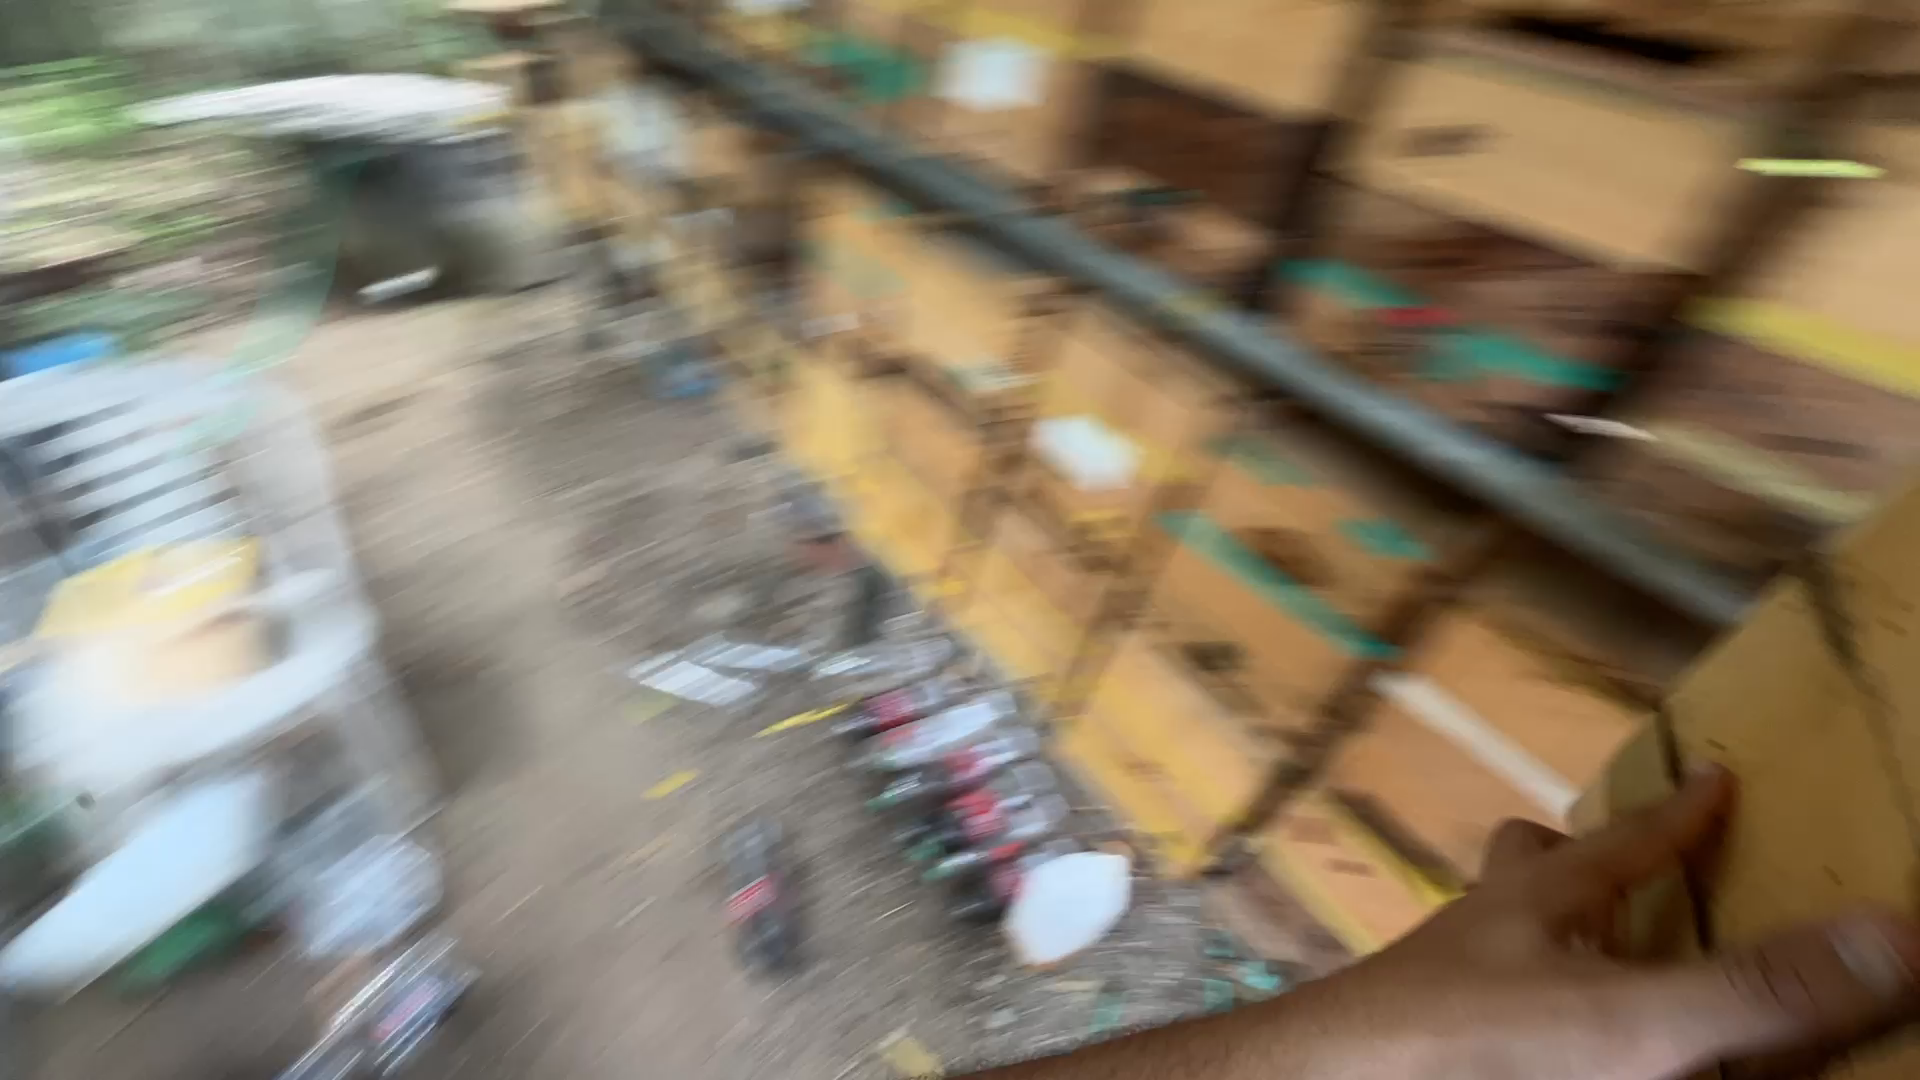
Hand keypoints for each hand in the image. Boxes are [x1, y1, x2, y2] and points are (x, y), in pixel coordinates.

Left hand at [1309, 765, 1919, 1079]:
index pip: (1626, 836)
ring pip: (1513, 907)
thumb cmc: (1494, 1029)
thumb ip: (1755, 987)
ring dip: (1564, 913)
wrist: (1367, 1066)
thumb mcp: (1637, 1016)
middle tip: (1643, 870)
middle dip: (1590, 851)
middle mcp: (1498, 911)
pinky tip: (1566, 1013)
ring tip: (1620, 945)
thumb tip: (1895, 928)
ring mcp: (1468, 954)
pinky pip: (1505, 967)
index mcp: (1541, 892)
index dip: (1680, 810)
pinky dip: (1547, 976)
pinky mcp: (1456, 1004)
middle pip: (1537, 854)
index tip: (1712, 771)